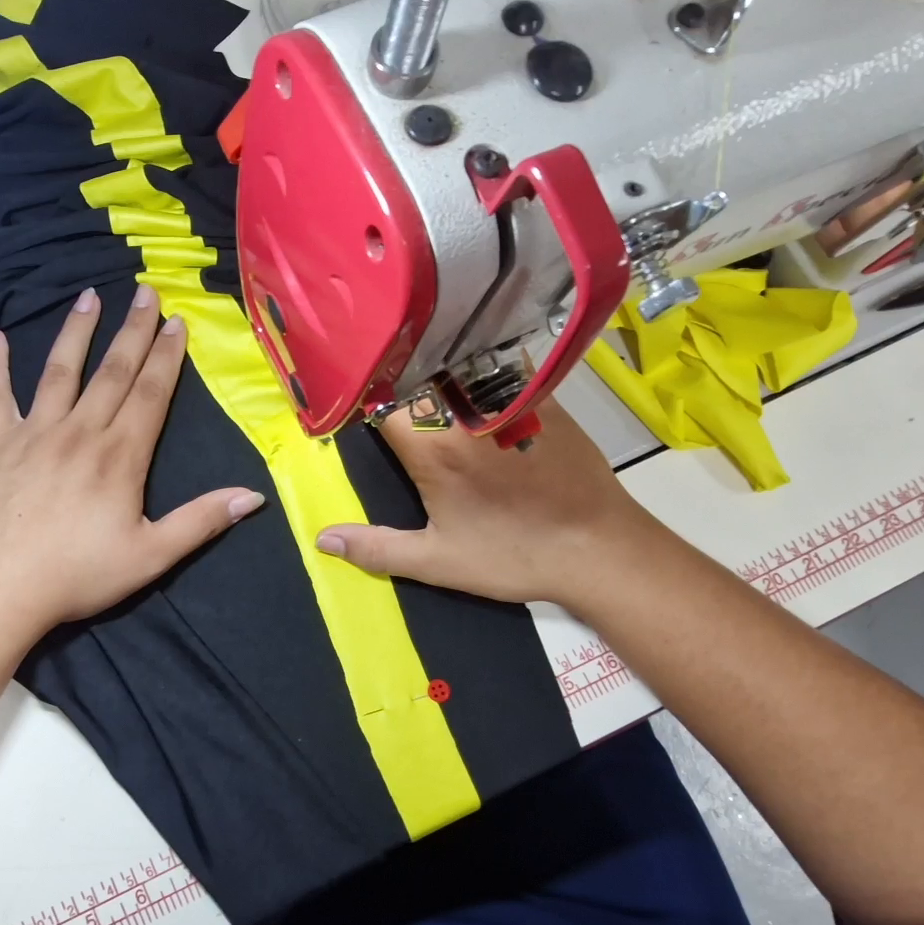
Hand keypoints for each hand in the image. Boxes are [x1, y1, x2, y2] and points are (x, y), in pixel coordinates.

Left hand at [0, 285, 264, 633]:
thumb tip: (254, 497)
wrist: (0, 588)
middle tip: (145, 292)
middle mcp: (80, 432)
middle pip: (113, 371)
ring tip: (89, 297)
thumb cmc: (79, 575)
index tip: (178, 322)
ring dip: (77, 332)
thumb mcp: (152, 555)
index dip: (167, 356)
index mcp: (121, 455)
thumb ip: (202, 521)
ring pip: (59, 371)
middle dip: (133, 331)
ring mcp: (35, 434)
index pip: (151, 393)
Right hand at [316, 400, 655, 605]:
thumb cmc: (514, 555)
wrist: (599, 547)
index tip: (354, 404)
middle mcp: (466, 411)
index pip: (382, 399)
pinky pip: (499, 367)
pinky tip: (472, 378)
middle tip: (384, 384)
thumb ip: (377, 549)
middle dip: (398, 379)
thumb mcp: (439, 561)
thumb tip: (324, 540)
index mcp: (433, 446)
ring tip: (422, 371)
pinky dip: (478, 367)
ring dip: (436, 367)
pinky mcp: (541, 396)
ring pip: (458, 363)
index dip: (364, 399)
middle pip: (418, 374)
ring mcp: (508, 398)